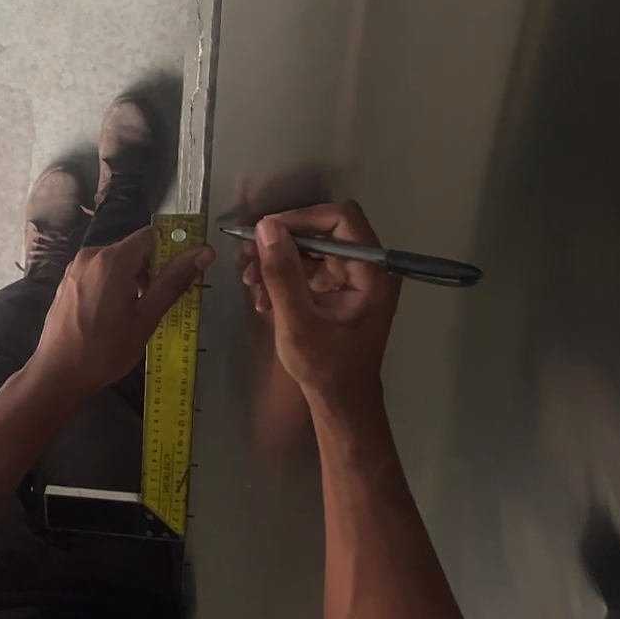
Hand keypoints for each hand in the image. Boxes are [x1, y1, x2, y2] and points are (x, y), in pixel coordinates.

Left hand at [29, 227, 214, 396]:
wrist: (58, 373)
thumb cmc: (104, 350)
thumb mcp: (146, 317)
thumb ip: (174, 281)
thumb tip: (204, 252)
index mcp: (112, 260)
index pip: (151, 236)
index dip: (173, 249)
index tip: (185, 271)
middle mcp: (91, 255)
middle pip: (134, 249)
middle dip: (154, 269)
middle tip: (162, 301)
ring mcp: (75, 268)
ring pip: (117, 262)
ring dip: (135, 279)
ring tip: (139, 312)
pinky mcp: (68, 282)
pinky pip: (100, 273)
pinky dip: (115, 285)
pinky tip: (117, 313)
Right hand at [239, 202, 398, 407]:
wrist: (339, 400)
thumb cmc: (325, 365)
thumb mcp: (297, 320)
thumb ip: (282, 272)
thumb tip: (266, 227)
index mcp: (371, 272)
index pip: (341, 220)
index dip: (302, 218)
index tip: (266, 231)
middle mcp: (366, 268)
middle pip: (323, 231)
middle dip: (282, 241)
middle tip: (248, 255)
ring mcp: (351, 279)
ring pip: (310, 249)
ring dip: (277, 260)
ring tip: (250, 281)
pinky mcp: (336, 289)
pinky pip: (307, 268)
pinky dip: (282, 276)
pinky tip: (262, 295)